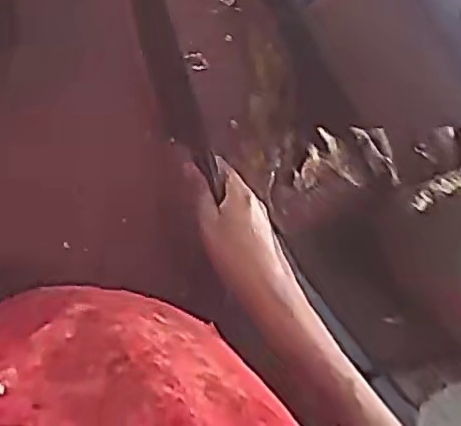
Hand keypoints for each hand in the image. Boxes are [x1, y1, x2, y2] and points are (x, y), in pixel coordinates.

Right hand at [182, 155, 296, 302]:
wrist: (272, 297)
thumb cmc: (238, 259)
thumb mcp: (207, 222)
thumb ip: (199, 192)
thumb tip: (190, 168)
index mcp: (240, 192)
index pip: (220, 164)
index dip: (203, 164)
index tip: (188, 168)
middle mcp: (255, 201)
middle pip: (230, 184)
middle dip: (212, 188)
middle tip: (193, 198)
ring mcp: (263, 220)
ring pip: (237, 203)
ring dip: (222, 207)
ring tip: (206, 223)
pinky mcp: (267, 238)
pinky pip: (245, 221)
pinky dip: (232, 224)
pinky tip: (224, 242)